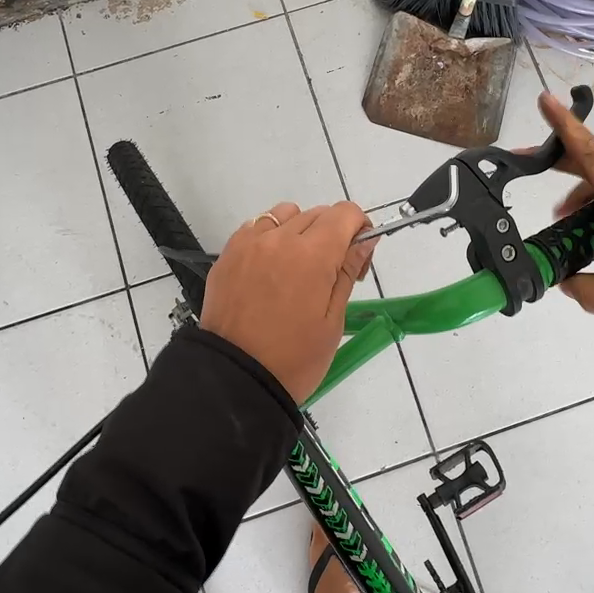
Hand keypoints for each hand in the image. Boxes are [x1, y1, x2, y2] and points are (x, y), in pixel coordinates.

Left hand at [200, 201, 377, 402]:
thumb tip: (366, 240)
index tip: (357, 257)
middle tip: (330, 274)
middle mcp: (279, 239)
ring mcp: (249, 244)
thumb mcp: (333, 320)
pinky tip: (270, 270)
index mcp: (312, 255)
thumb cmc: (293, 359)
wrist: (234, 378)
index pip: (345, 214)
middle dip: (333, 235)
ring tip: (296, 269)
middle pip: (318, 213)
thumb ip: (348, 272)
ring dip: (299, 231)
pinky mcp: (228, 254)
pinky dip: (270, 238)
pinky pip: (256, 228)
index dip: (359, 229)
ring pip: (286, 215)